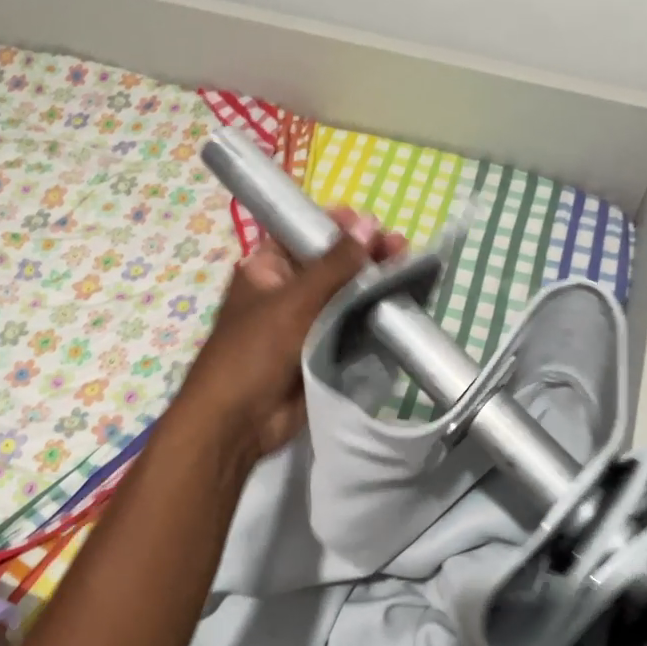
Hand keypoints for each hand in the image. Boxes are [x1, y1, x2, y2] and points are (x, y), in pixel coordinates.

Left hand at [169, 208, 408, 465]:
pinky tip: (402, 304)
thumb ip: (334, 264)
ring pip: (347, 295)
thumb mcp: (294, 301)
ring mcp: (306, 323)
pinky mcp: (324, 351)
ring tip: (409, 270)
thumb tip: (368, 222)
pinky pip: (354, 328)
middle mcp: (287, 290)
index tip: (371, 223)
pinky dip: (376, 317)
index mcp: (267, 268)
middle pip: (332, 264)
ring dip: (376, 284)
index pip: (304, 233)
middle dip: (365, 255)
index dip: (336, 225)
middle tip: (399, 247)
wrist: (237, 423)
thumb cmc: (254, 352)